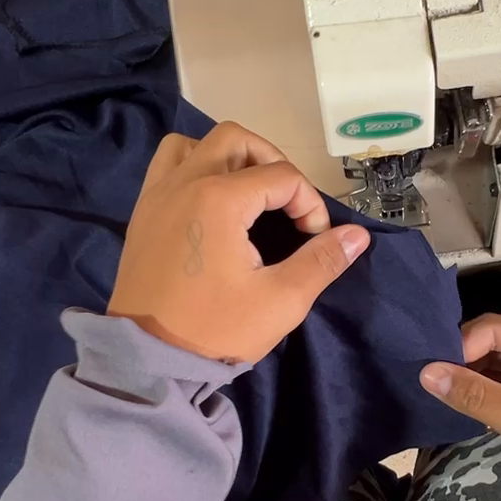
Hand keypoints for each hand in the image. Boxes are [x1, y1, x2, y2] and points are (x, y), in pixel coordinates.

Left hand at [108, 122, 369, 363]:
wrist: (149, 360)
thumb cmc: (216, 329)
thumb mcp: (281, 300)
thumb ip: (321, 261)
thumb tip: (358, 235)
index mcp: (220, 199)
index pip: (282, 176)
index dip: (310, 204)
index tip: (314, 239)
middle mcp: (185, 183)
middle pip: (237, 140)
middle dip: (273, 163)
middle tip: (288, 202)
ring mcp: (157, 195)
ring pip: (195, 144)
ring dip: (229, 157)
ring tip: (249, 193)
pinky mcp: (142, 213)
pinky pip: (168, 166)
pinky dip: (195, 168)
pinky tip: (212, 205)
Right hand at [419, 314, 500, 484]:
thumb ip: (475, 395)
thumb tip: (427, 373)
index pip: (498, 328)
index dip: (464, 345)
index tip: (436, 370)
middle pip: (495, 337)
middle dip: (464, 356)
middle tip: (434, 377)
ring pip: (494, 355)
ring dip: (470, 370)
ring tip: (442, 386)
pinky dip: (481, 383)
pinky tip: (459, 394)